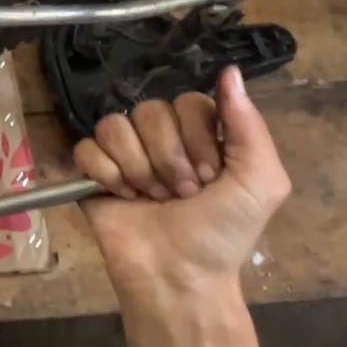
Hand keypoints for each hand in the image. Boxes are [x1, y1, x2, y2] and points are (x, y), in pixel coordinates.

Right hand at [74, 66, 289, 298]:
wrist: (178, 276)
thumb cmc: (222, 234)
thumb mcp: (260, 182)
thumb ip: (248, 125)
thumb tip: (229, 71)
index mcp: (201, 137)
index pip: (188, 102)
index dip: (198, 138)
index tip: (210, 177)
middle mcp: (161, 140)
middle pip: (149, 110)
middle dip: (168, 158)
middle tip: (180, 193)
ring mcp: (124, 155)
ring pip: (115, 125)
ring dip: (137, 167)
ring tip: (150, 197)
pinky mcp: (91, 173)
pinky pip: (86, 147)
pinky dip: (104, 173)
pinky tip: (120, 196)